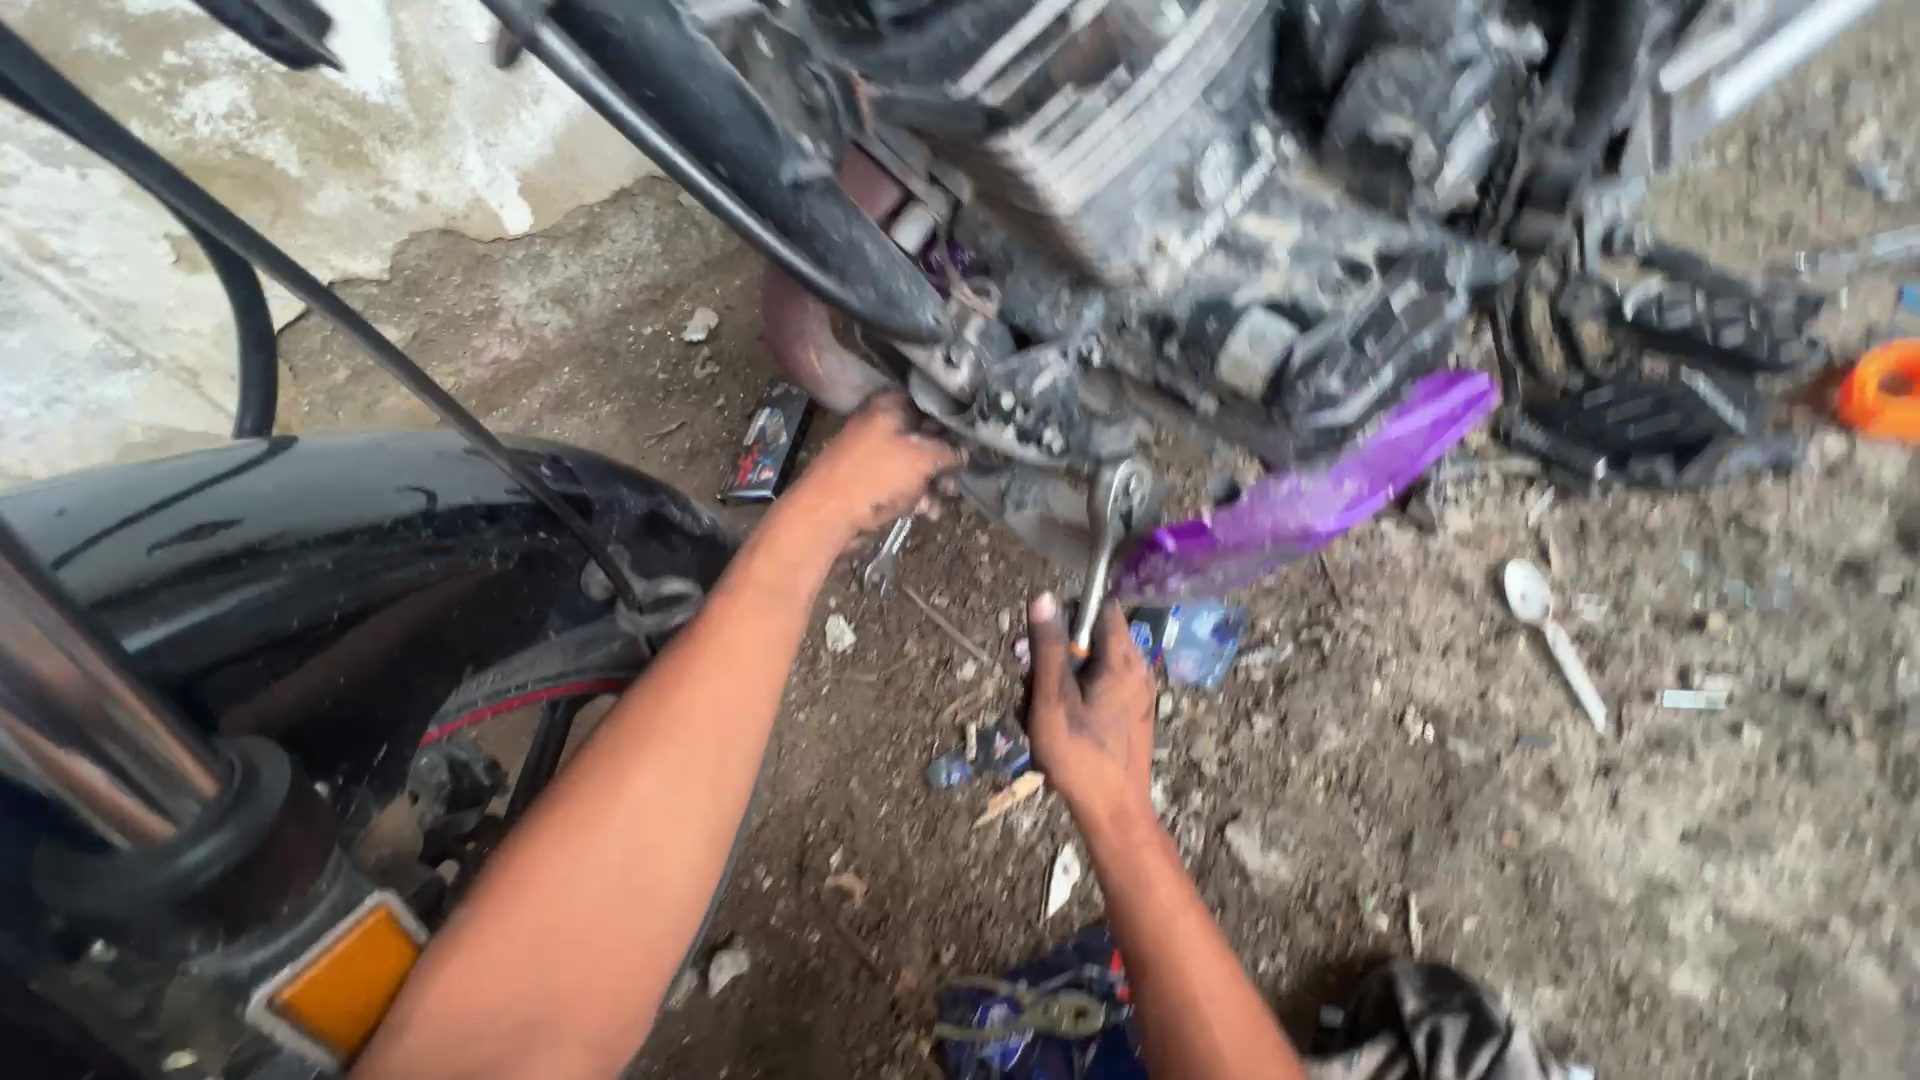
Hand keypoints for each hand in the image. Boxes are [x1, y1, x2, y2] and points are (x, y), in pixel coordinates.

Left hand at [787, 392, 961, 538]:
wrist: (826, 513)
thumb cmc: (876, 476)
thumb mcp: (921, 458)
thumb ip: (947, 451)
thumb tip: (963, 452)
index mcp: (888, 406)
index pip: (929, 406)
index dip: (952, 424)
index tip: (971, 442)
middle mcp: (880, 425)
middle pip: (923, 437)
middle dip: (944, 461)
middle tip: (958, 479)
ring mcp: (871, 455)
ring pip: (913, 464)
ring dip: (932, 483)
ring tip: (945, 500)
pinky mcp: (867, 481)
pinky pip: (898, 483)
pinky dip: (915, 496)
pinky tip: (928, 512)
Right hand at [1023, 593, 1156, 833]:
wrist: (1113, 814)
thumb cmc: (1080, 755)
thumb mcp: (1053, 698)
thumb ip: (1048, 646)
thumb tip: (1042, 596)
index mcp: (1123, 660)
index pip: (1098, 609)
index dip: (1066, 616)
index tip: (1039, 643)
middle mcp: (1136, 670)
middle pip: (1087, 641)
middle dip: (1052, 661)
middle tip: (1031, 691)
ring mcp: (1133, 695)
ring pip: (1085, 670)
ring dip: (1054, 687)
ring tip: (1038, 719)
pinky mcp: (1127, 716)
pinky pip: (1094, 693)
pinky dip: (1070, 704)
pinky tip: (1054, 732)